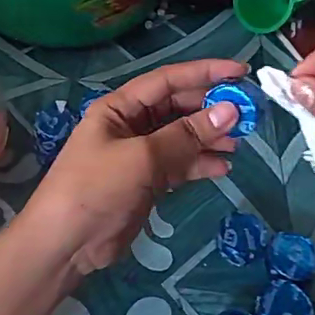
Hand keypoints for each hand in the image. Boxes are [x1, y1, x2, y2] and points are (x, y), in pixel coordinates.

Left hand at [0, 59, 244, 314]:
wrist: (66, 242)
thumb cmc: (95, 188)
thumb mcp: (141, 158)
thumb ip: (185, 135)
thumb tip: (229, 111)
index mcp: (118, 108)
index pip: (166, 81)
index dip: (203, 73)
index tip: (240, 72)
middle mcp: (129, 125)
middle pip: (176, 108)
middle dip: (210, 109)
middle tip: (247, 116)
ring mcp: (137, 154)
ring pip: (181, 137)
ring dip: (209, 138)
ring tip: (240, 144)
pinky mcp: (146, 181)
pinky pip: (179, 164)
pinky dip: (200, 164)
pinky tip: (223, 168)